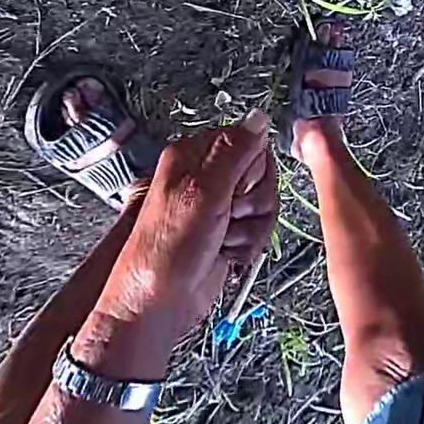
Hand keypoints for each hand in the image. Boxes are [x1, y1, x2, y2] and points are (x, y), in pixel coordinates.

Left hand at [76, 110, 277, 377]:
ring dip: (250, 227)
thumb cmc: (166, 249)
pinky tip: (226, 253)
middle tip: (228, 214)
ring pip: (264, 203)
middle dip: (252, 200)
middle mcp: (206, 178)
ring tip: (222, 238)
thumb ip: (235, 152)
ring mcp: (219, 207)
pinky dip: (248, 244)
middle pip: (262, 173)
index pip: (248, 140)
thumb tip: (257, 118)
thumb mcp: (203, 192)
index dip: (250, 167)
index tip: (236, 186)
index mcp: (193, 156)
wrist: (159, 304)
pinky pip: (259, 229)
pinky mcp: (228, 232)